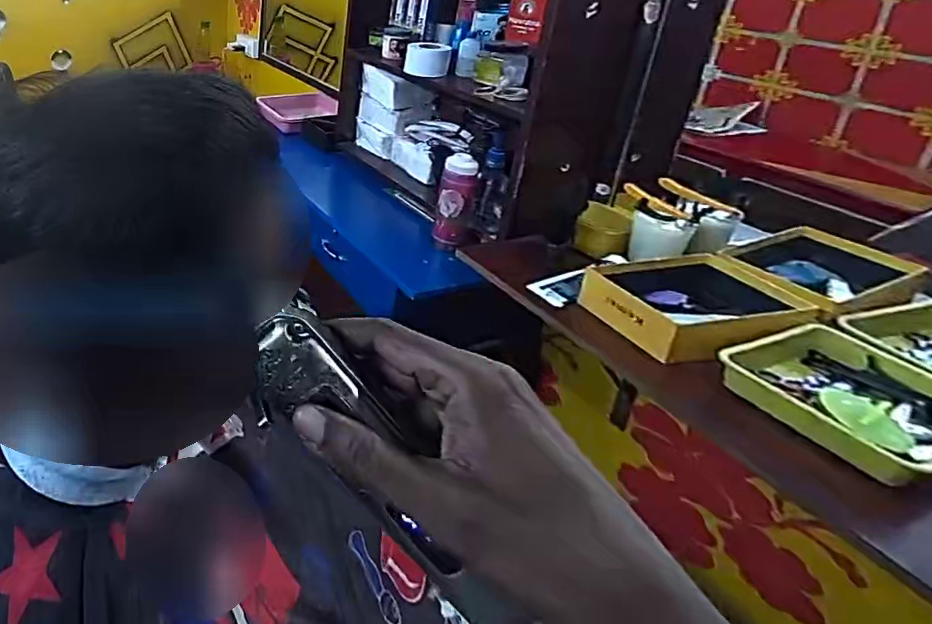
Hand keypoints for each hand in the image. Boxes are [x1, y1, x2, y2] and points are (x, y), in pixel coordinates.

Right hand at [291, 319, 722, 623]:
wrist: (639, 605)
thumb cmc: (543, 547)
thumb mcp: (444, 507)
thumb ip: (368, 457)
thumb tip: (304, 417)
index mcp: (469, 379)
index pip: (384, 335)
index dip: (335, 336)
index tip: (292, 350)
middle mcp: (482, 379)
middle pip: (399, 360)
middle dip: (350, 378)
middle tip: (303, 399)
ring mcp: (497, 405)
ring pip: (417, 391)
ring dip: (377, 408)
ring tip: (332, 429)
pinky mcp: (505, 432)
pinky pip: (440, 415)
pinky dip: (407, 429)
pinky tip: (383, 454)